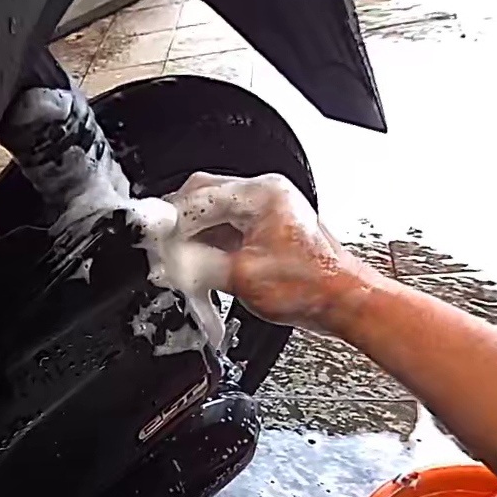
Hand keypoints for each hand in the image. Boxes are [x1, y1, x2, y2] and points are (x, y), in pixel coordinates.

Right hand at [164, 172, 379, 335]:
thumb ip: (200, 266)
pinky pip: (227, 228)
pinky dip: (209, 243)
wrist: (342, 301)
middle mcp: (265, 196)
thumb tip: (171, 262)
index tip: (155, 237)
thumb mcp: (243, 277)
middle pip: (205, 197)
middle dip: (180, 223)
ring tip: (179, 258)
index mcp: (262, 195)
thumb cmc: (311, 286)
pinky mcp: (266, 230)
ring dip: (194, 234)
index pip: (200, 194)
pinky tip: (200, 262)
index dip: (172, 218)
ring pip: (214, 213)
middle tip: (162, 247)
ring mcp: (267, 212)